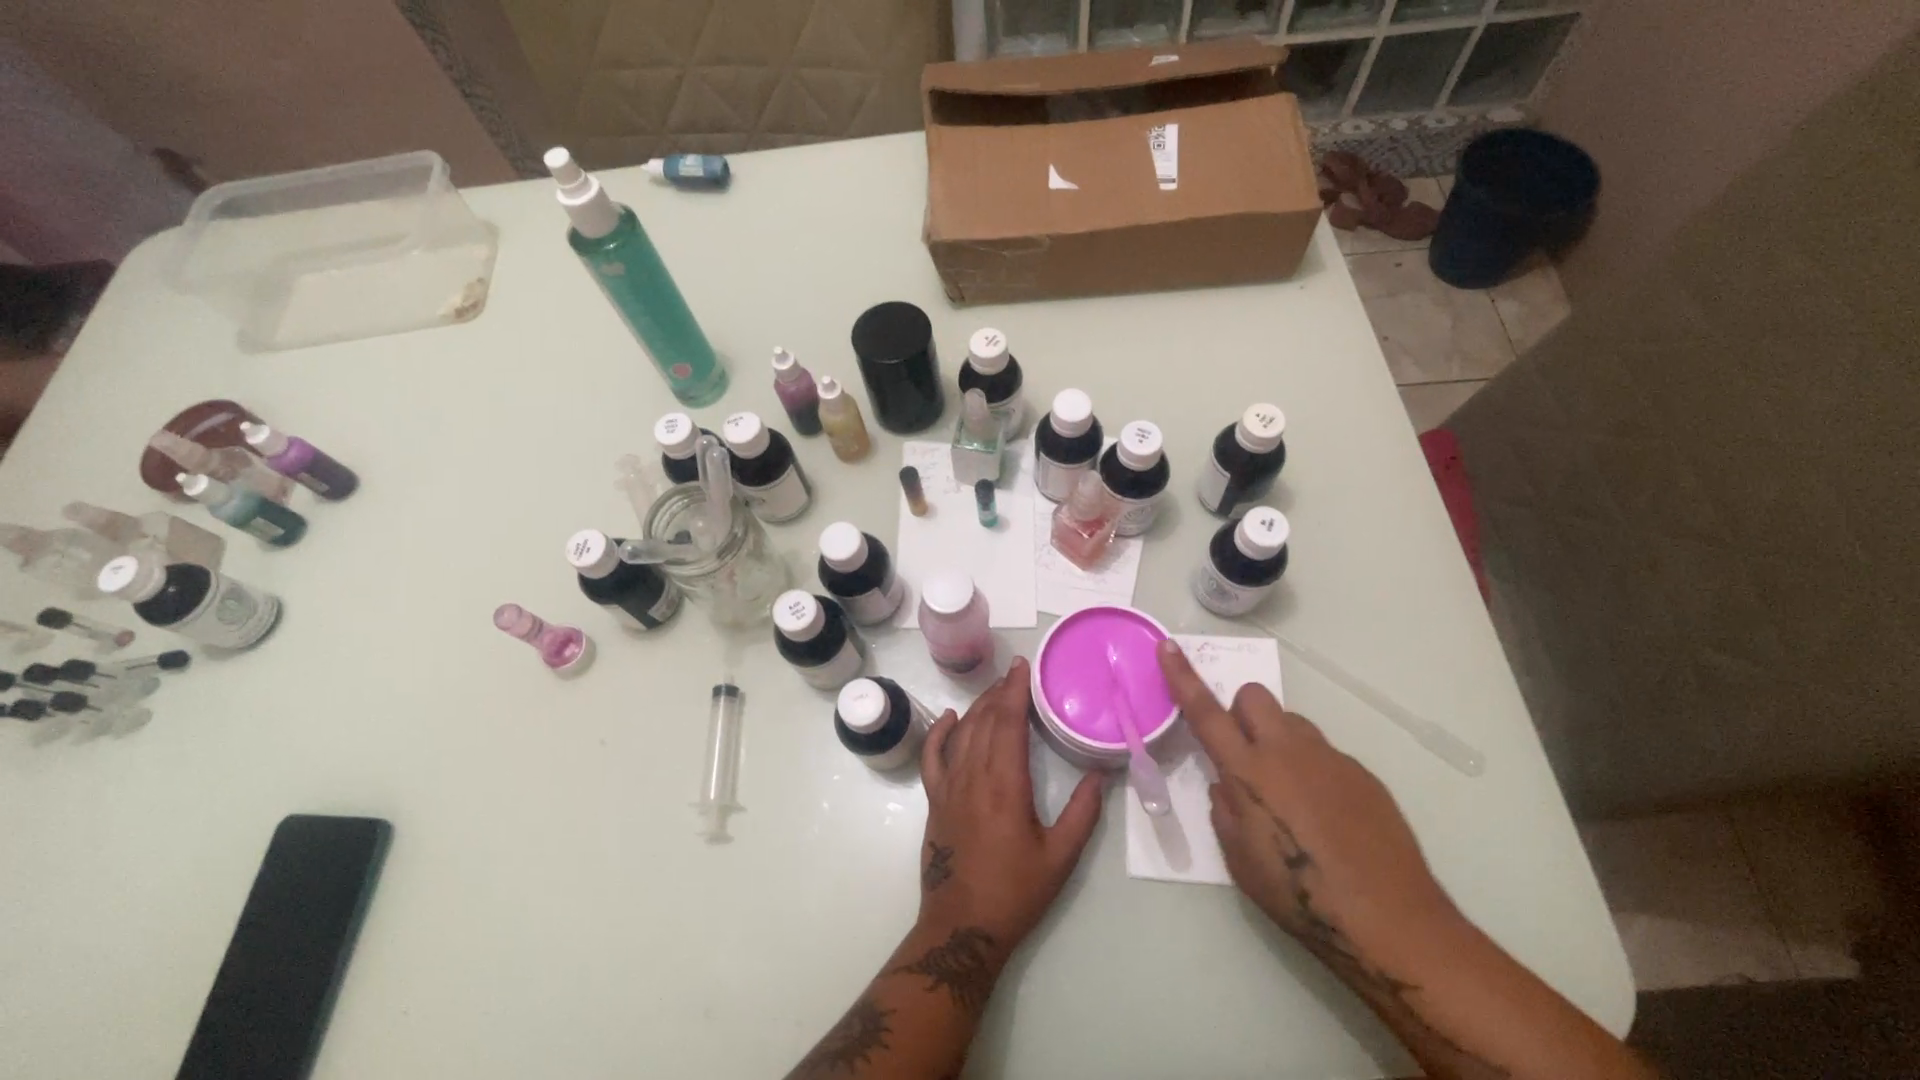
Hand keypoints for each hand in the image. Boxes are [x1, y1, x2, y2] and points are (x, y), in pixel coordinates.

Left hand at [916, 657, 1104, 955]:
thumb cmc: (1016, 892)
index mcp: (1005, 786)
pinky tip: (951, 718)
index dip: (1015, 691)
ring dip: (977, 707)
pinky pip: (932, 758)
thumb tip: (1100, 774)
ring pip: (961, 734)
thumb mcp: (1061, 856)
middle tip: (1016, 673)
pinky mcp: (935, 802)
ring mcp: (948, 788)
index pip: (1008, 723)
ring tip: (995, 690)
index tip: (1022, 667)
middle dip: (999, 692)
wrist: (962, 927)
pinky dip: (940, 734)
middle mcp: (973, 778)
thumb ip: (1082, 812)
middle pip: (984, 721)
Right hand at [1156, 640, 1460, 963]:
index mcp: (1249, 772)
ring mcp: (1330, 758)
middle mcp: (1288, 751)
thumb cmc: (1298, 894)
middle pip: (1254, 697)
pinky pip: (1326, 756)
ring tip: (1290, 795)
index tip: (1168, 646)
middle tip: (1244, 755)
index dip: (1183, 677)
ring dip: (1279, 743)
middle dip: (1240, 713)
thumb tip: (1226, 785)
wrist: (1386, 917)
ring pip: (1293, 725)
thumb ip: (1225, 811)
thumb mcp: (1240, 859)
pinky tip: (1327, 818)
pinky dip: (1314, 772)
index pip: (1205, 712)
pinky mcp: (1362, 774)